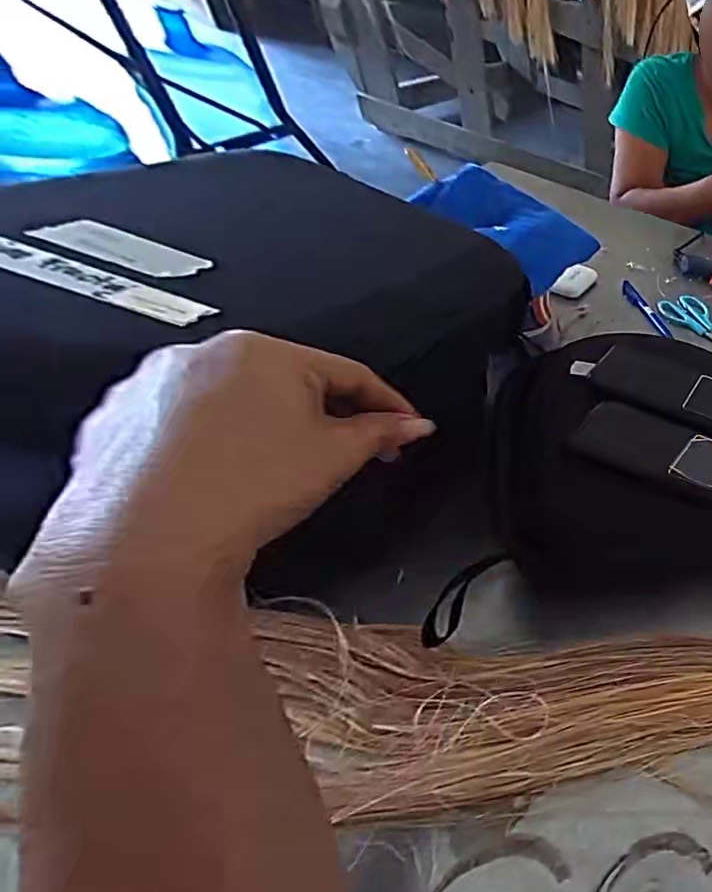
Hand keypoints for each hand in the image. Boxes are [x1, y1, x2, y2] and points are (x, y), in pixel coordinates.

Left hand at [13, 331, 434, 599]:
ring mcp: (152, 385)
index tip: (406, 425)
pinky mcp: (122, 417)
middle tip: (364, 449)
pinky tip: (250, 471)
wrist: (150, 539)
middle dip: (336, 416)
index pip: (352, 373)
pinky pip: (200, 419)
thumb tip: (409, 424)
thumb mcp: (343, 453)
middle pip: (297, 382)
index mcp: (260, 352)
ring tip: (302, 467)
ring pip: (247, 400)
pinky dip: (233, 440)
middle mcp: (200, 356)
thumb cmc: (238, 488)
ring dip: (284, 427)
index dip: (391, 405)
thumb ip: (386, 430)